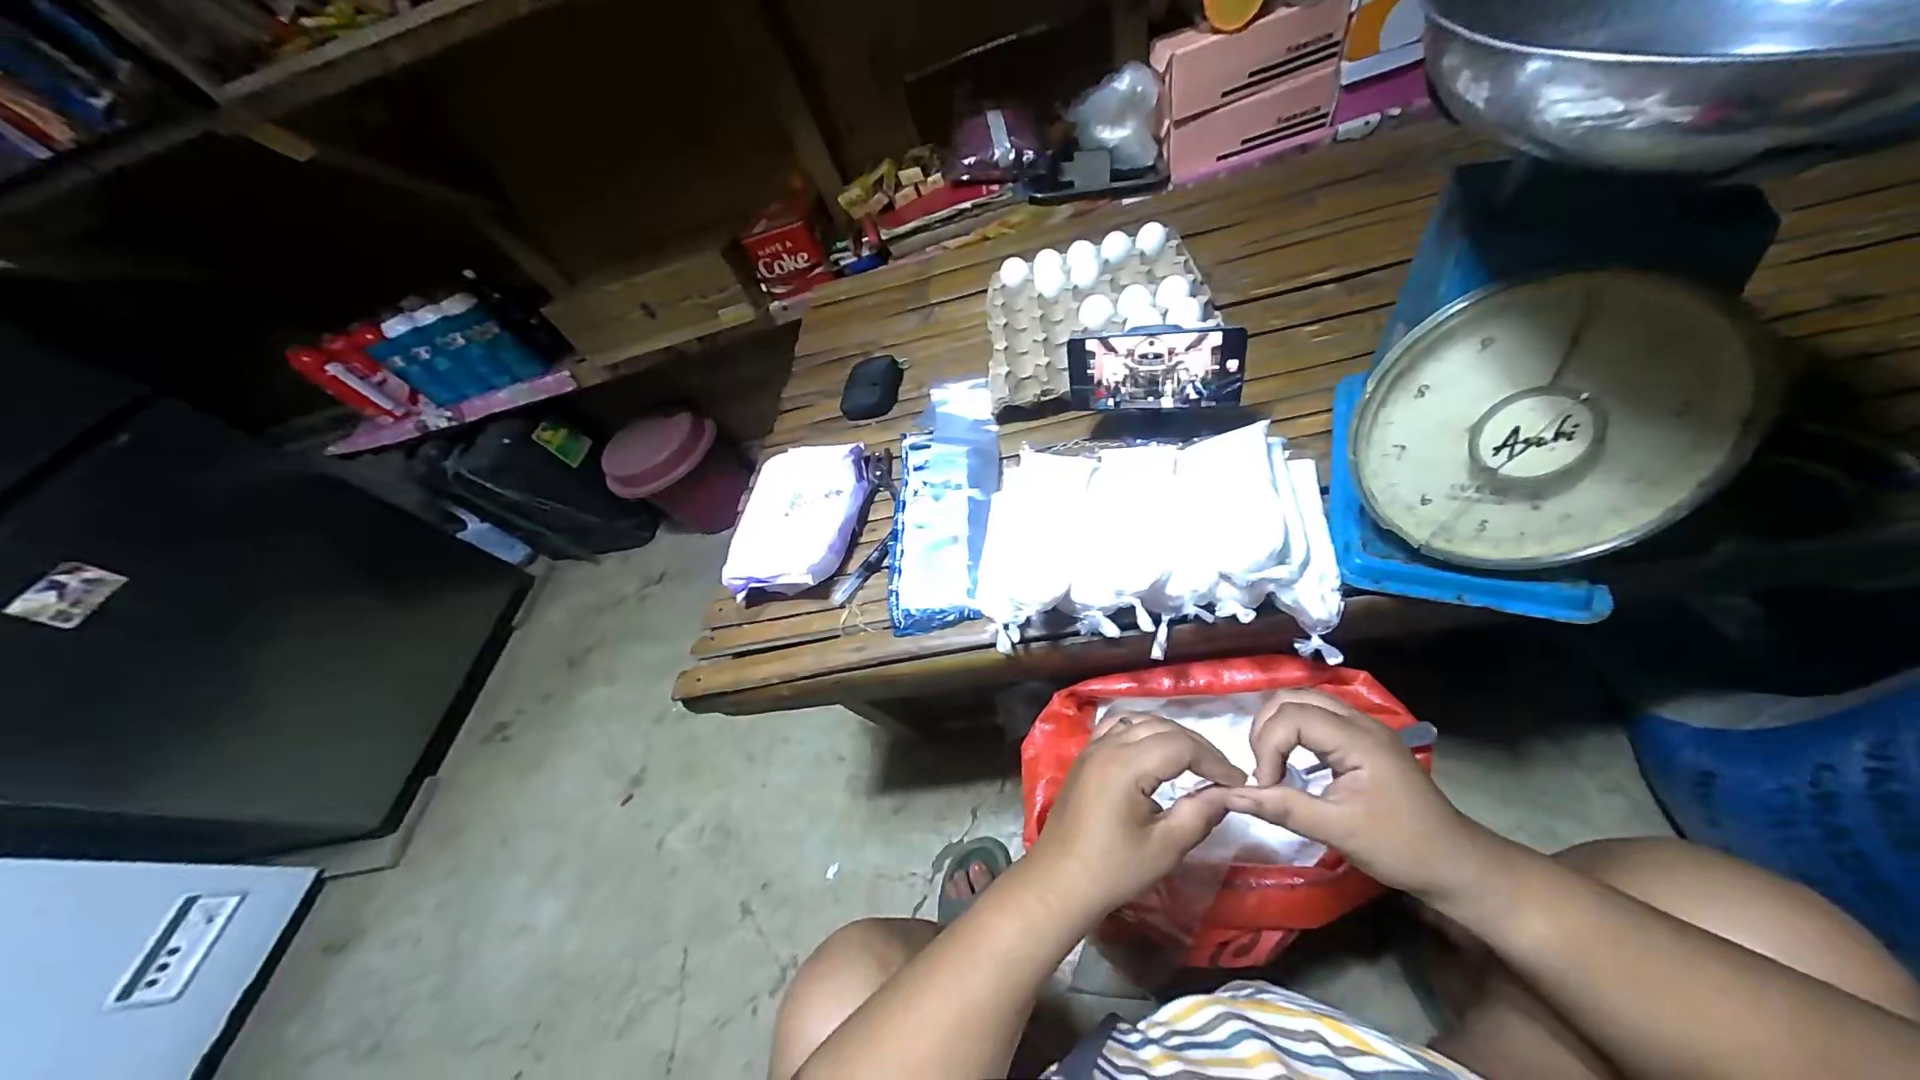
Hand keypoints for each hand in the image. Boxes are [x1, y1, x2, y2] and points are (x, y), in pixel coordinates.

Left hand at [1026, 713, 1245, 920]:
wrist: (1059, 881)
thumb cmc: (1113, 869)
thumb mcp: (1165, 847)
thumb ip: (1200, 813)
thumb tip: (1228, 793)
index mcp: (1125, 765)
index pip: (1180, 744)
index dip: (1213, 760)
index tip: (1237, 782)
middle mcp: (1106, 746)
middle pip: (1160, 726)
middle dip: (1196, 745)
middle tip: (1221, 773)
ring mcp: (1091, 748)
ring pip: (1138, 721)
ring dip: (1169, 734)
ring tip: (1194, 760)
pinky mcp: (1083, 757)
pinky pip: (1116, 727)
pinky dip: (1141, 730)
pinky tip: (1154, 750)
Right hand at [1223, 689, 1494, 900]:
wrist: (1457, 864)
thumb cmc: (1401, 848)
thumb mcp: (1338, 831)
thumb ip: (1282, 808)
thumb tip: (1230, 797)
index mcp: (1359, 740)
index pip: (1292, 716)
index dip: (1268, 746)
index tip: (1266, 786)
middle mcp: (1361, 722)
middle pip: (1294, 698)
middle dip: (1266, 728)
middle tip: (1263, 768)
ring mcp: (1364, 728)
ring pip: (1304, 702)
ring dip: (1278, 726)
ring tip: (1272, 764)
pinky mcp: (1362, 739)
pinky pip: (1316, 716)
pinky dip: (1293, 731)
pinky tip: (1292, 761)